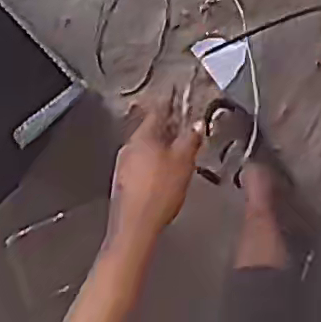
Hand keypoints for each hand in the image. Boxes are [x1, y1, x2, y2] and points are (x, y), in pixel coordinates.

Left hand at [107, 97, 202, 251]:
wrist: (135, 226)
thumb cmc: (160, 190)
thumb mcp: (183, 160)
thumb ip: (191, 139)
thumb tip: (197, 124)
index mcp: (143, 135)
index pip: (158, 110)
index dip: (170, 102)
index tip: (176, 94)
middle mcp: (129, 146)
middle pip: (150, 128)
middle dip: (167, 126)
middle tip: (182, 124)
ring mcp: (124, 164)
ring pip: (145, 146)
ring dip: (161, 145)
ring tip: (177, 150)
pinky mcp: (123, 182)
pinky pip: (141, 162)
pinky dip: (153, 161)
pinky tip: (163, 172)